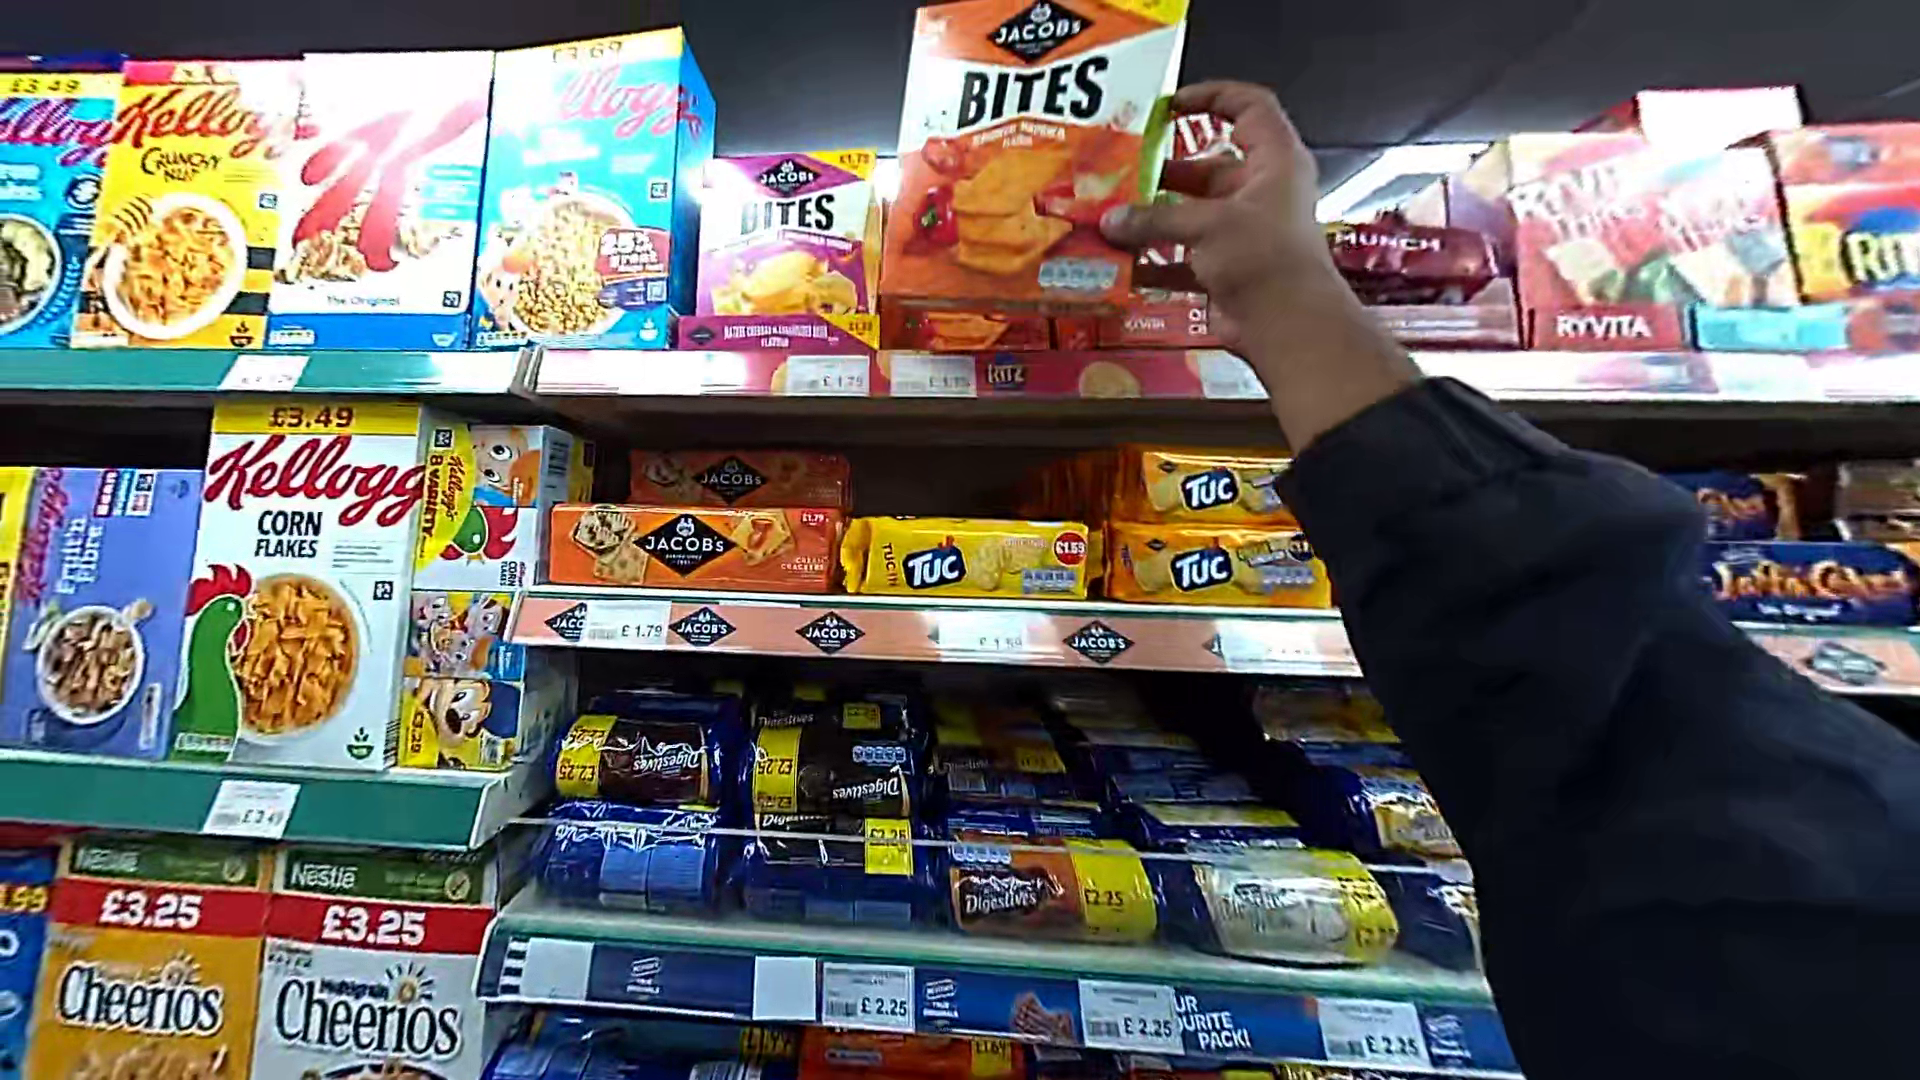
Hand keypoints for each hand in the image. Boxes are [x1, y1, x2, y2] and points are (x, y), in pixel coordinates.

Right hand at [1100, 81, 1340, 347]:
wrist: (1282, 323)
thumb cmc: (1259, 255)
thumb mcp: (1209, 225)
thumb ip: (1156, 220)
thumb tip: (1109, 220)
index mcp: (1273, 162)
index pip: (1248, 109)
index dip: (1213, 97)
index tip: (1170, 105)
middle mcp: (1257, 194)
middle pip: (1208, 171)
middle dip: (1166, 174)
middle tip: (1124, 175)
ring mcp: (1237, 237)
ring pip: (1189, 220)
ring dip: (1153, 223)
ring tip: (1114, 221)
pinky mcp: (1221, 272)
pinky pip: (1182, 261)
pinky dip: (1155, 264)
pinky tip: (1124, 266)